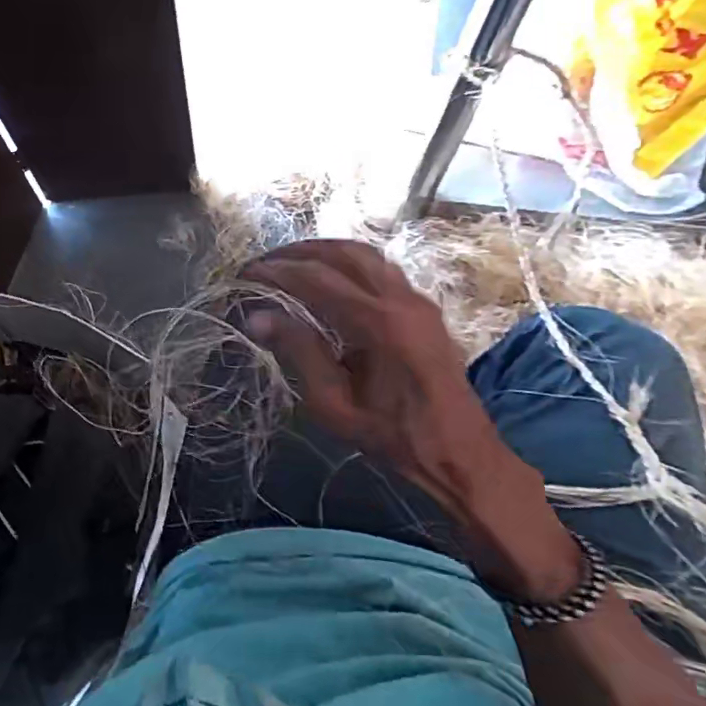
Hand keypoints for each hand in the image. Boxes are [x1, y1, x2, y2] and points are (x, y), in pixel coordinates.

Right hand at [239, 240, 524, 514]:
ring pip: (365, 254)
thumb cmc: (390, 435)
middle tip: (264, 263)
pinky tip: (327, 276)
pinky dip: (347, 261)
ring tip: (290, 262)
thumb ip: (299, 352)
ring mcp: (418, 300)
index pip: (315, 278)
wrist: (460, 453)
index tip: (245, 272)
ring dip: (323, 251)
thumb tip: (256, 316)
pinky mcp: (424, 307)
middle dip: (297, 252)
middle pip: (342, 253)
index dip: (276, 270)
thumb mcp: (332, 404)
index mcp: (378, 324)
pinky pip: (380, 267)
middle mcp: (401, 300)